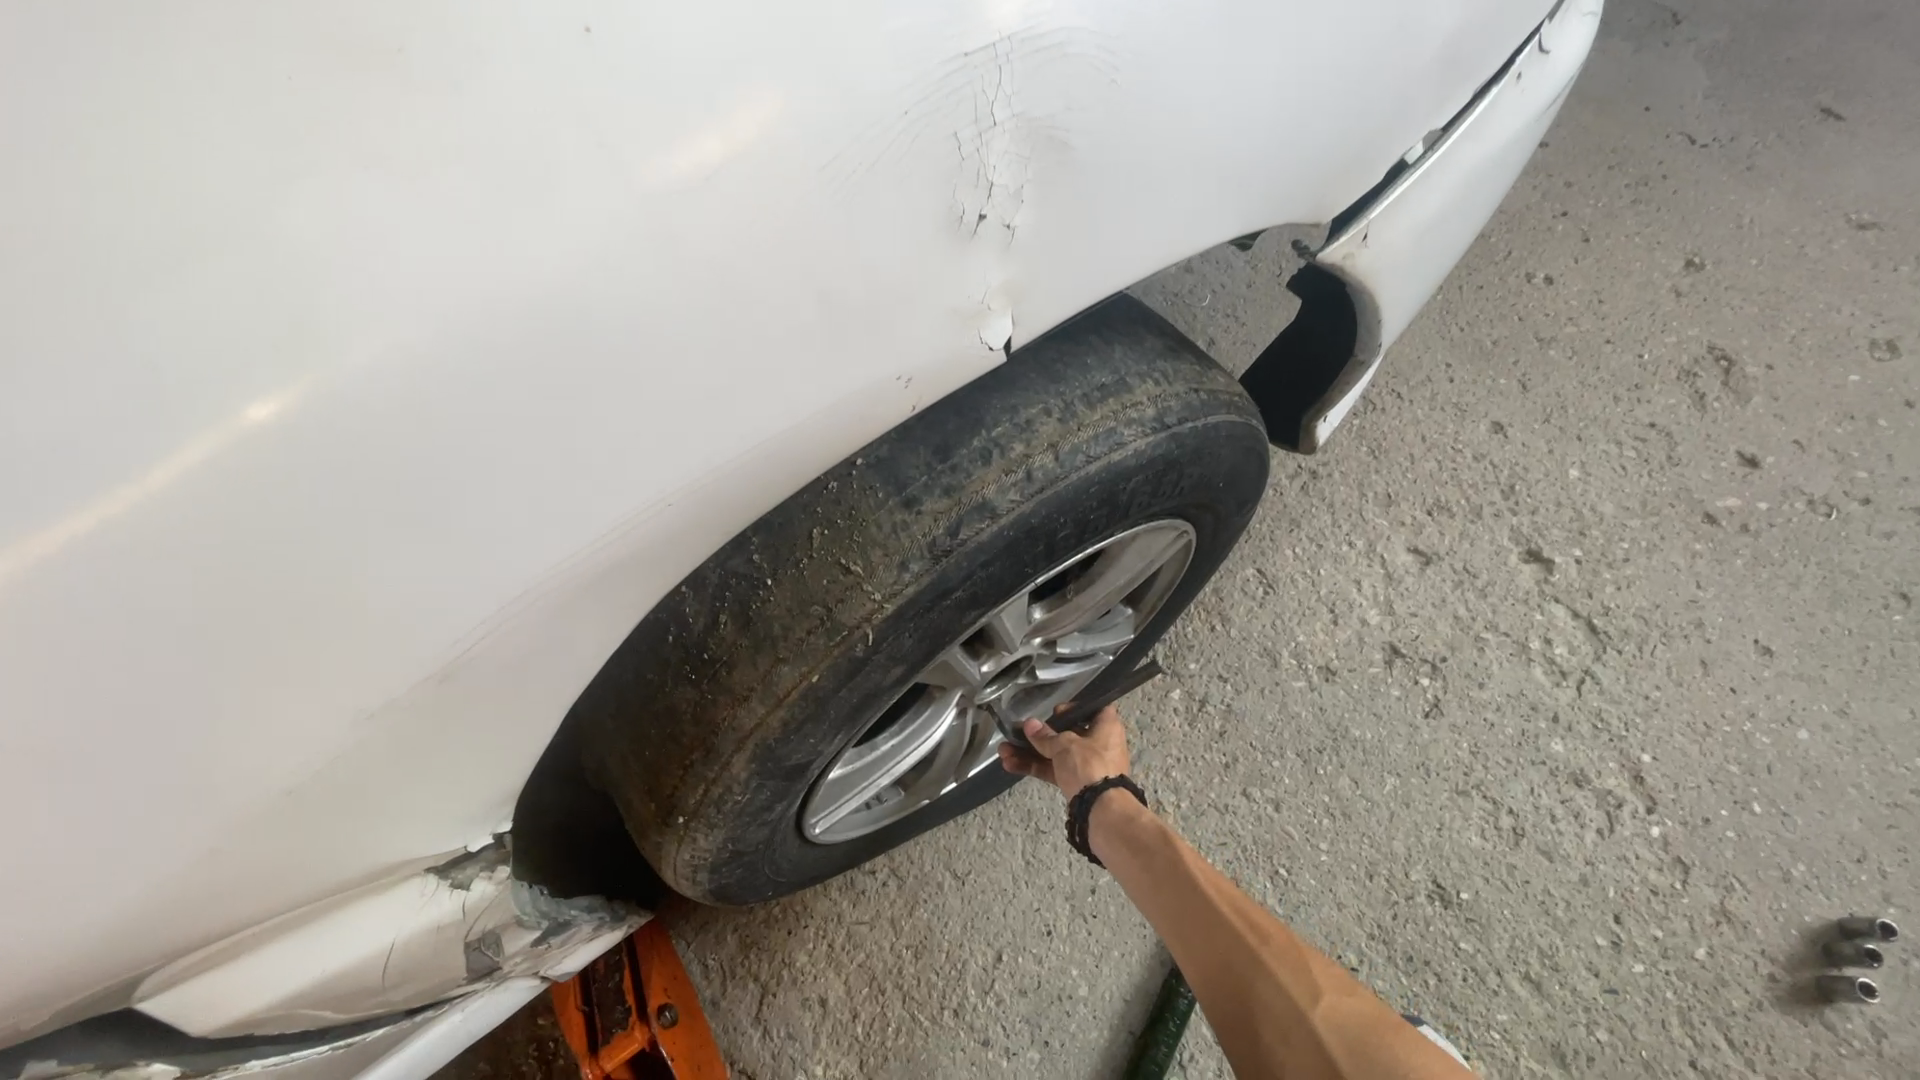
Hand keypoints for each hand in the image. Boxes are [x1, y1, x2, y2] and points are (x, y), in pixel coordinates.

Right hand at [996, 704, 1130, 797]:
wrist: (1100, 809)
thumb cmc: (1089, 765)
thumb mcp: (1065, 745)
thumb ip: (1044, 735)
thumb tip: (1029, 724)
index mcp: (1107, 727)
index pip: (1094, 709)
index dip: (1074, 708)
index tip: (1056, 710)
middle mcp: (1100, 745)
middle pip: (1067, 734)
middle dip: (1040, 734)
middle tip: (1019, 731)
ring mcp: (1087, 766)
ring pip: (1056, 754)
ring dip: (1030, 752)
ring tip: (1004, 750)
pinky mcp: (1076, 784)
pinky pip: (1054, 771)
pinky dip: (1035, 767)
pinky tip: (1010, 764)